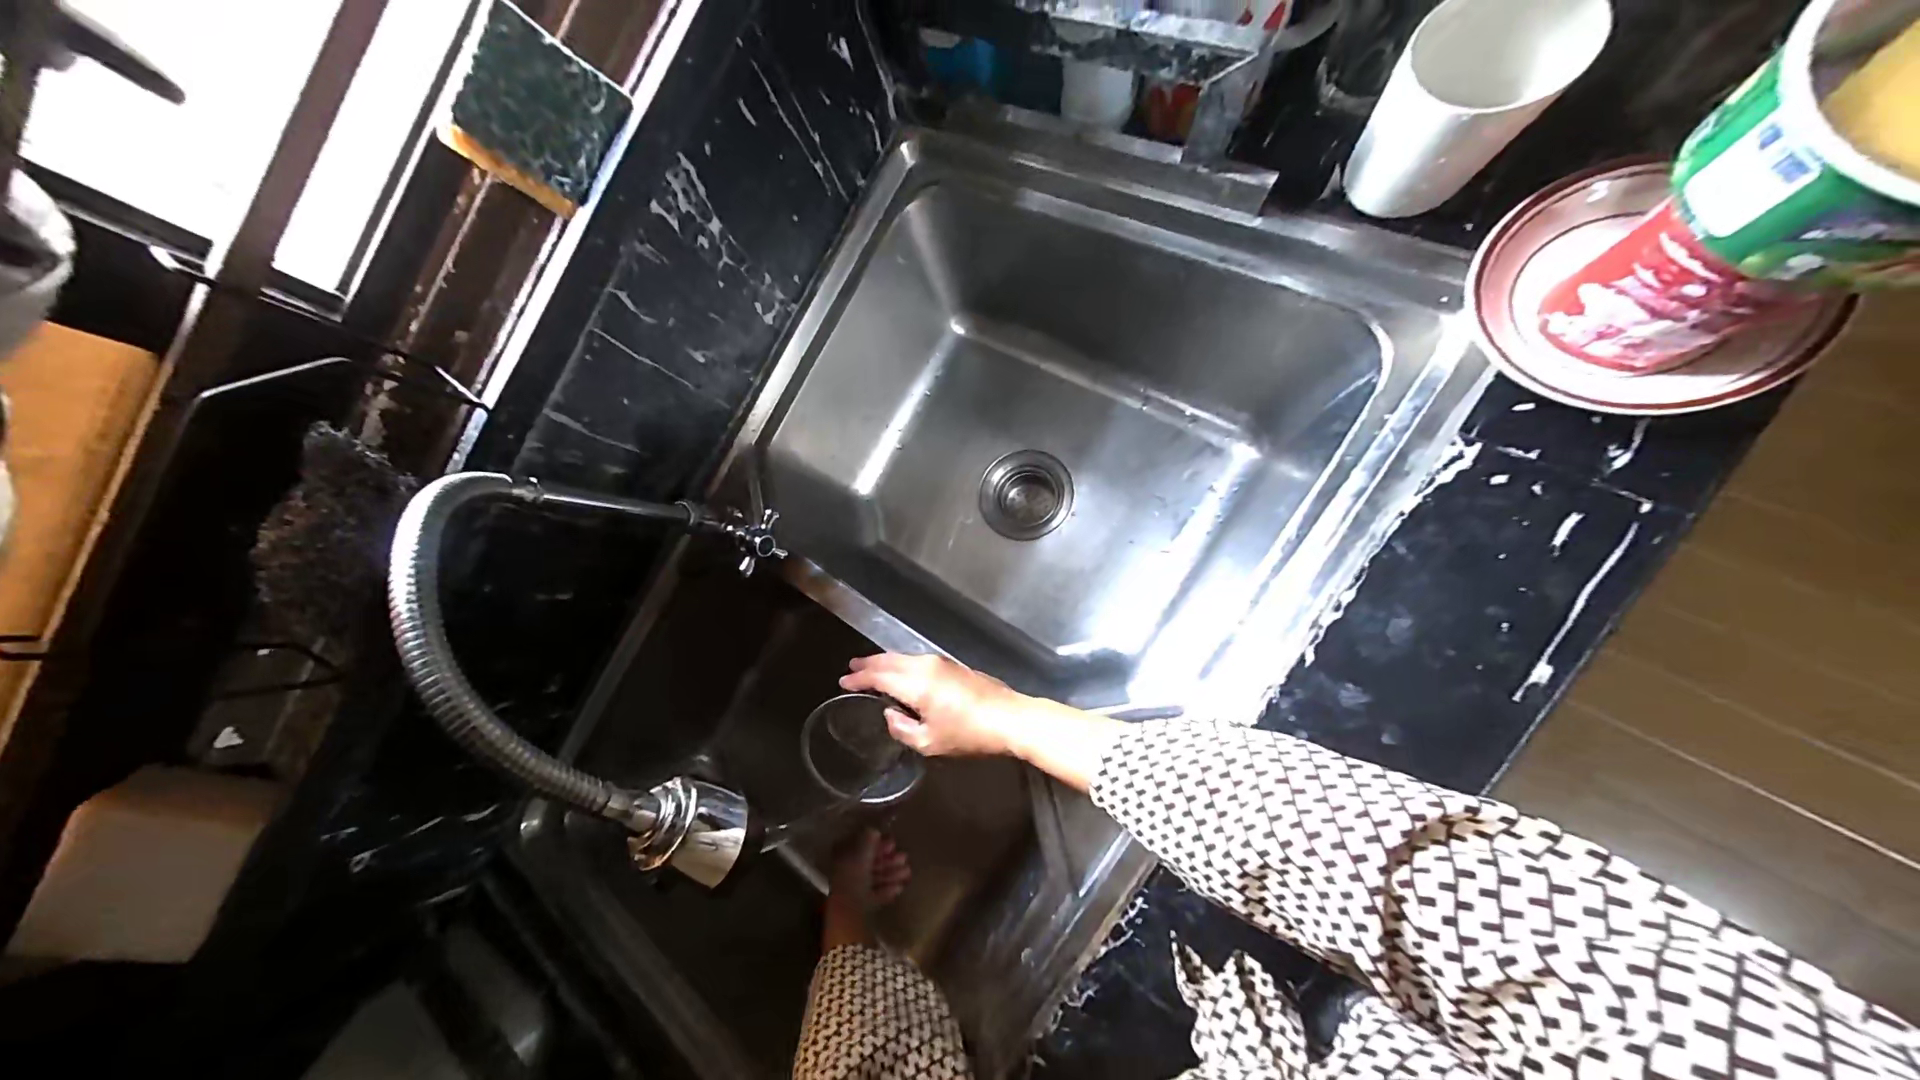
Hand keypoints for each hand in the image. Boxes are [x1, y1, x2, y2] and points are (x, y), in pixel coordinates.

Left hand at [822, 828, 911, 950]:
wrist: (850, 923)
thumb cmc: (854, 885)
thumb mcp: (861, 860)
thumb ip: (867, 844)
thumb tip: (873, 829)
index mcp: (842, 863)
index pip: (858, 848)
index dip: (875, 844)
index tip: (893, 842)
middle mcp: (846, 876)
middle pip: (868, 865)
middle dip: (886, 860)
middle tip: (904, 857)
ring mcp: (853, 894)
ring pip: (873, 880)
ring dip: (890, 874)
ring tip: (907, 872)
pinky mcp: (861, 910)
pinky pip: (875, 896)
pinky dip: (886, 890)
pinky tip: (899, 888)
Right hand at [839, 653, 1025, 757]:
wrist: (1009, 718)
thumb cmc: (968, 734)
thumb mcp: (929, 743)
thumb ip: (902, 728)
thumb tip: (891, 714)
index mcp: (916, 684)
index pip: (879, 676)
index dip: (859, 678)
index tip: (844, 681)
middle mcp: (925, 666)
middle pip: (889, 660)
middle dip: (868, 663)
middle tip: (852, 667)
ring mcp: (941, 662)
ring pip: (904, 657)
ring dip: (885, 661)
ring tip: (871, 666)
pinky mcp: (953, 665)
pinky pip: (917, 659)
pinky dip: (901, 663)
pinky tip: (900, 671)